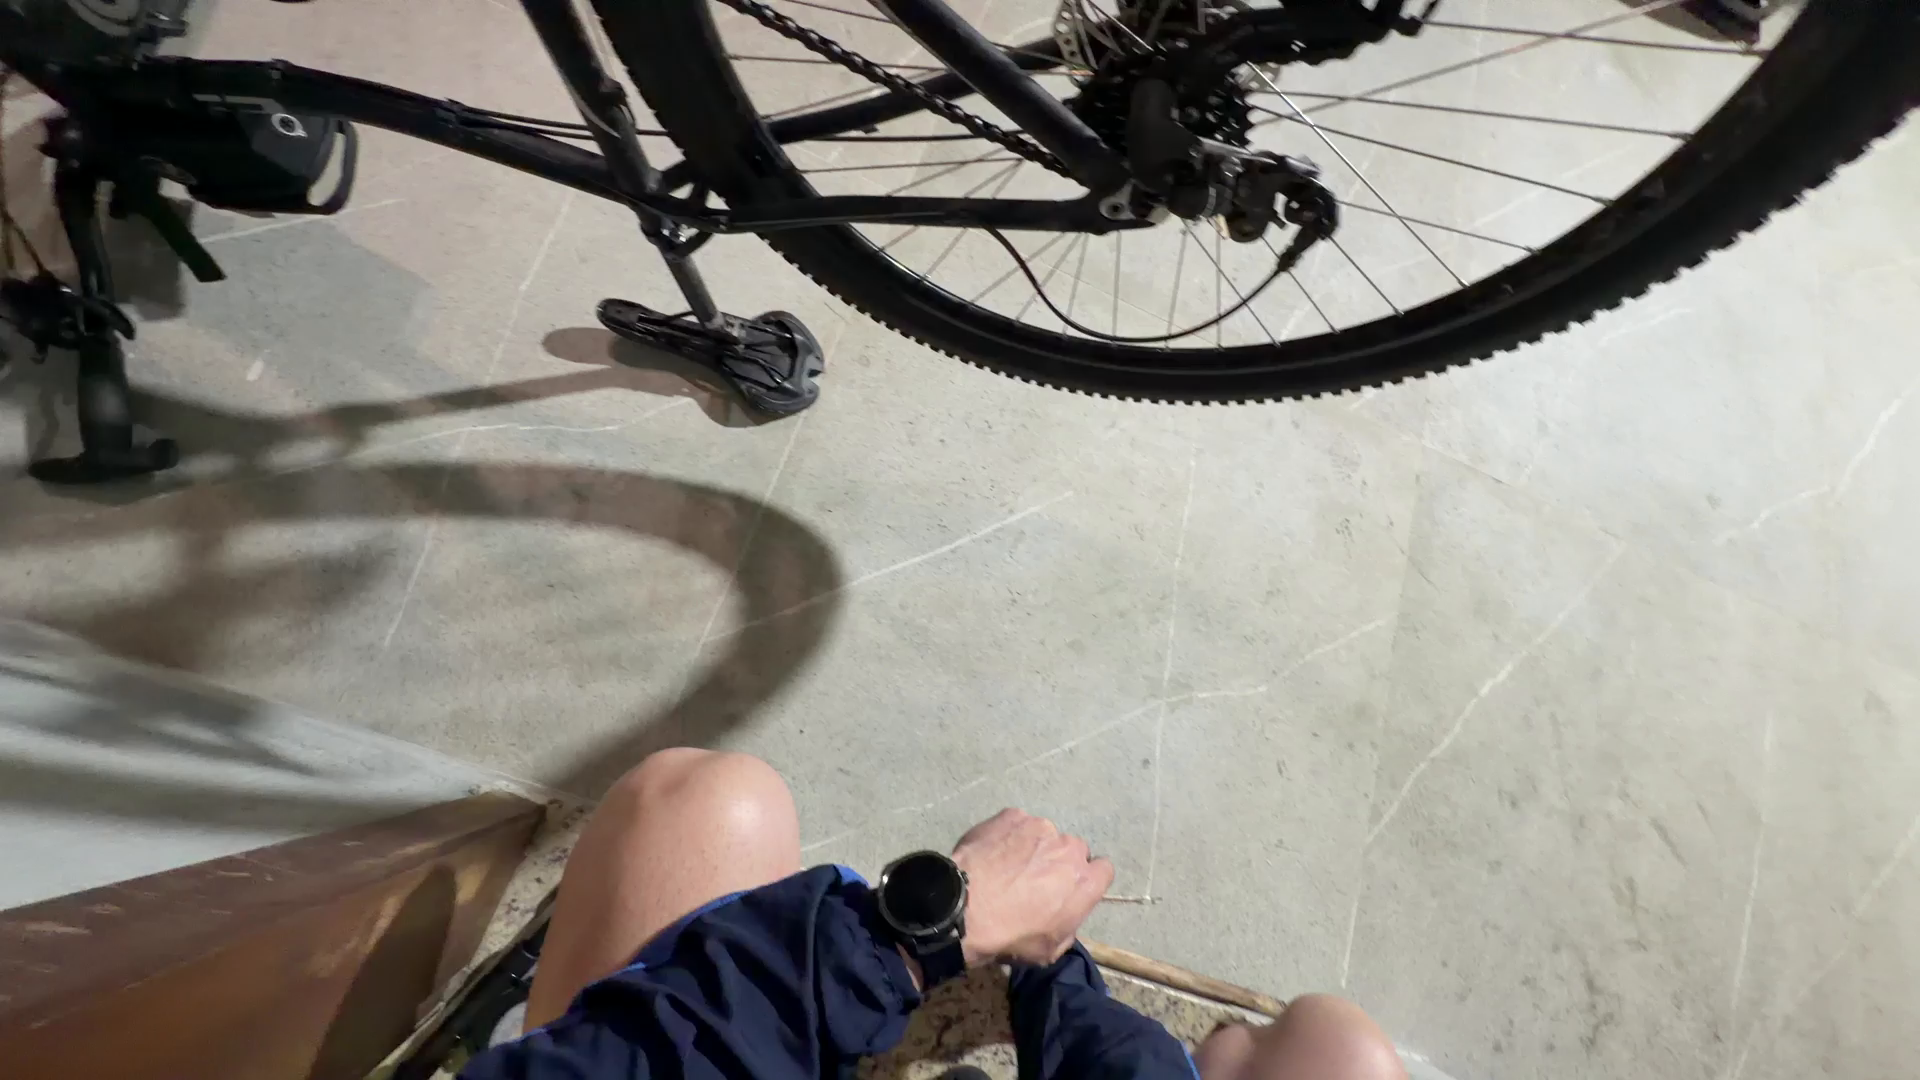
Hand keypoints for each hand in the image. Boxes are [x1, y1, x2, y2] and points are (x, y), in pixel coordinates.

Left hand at [951, 808, 1113, 967]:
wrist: (966, 907)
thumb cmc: (1011, 935)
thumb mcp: (1051, 949)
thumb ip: (1069, 923)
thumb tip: (1065, 911)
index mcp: (1084, 882)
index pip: (1103, 870)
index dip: (1086, 878)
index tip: (1069, 888)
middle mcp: (1069, 847)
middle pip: (1072, 850)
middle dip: (1058, 861)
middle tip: (1034, 878)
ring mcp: (1040, 827)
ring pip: (1043, 835)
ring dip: (1032, 847)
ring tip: (1007, 865)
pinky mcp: (1013, 815)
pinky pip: (1017, 824)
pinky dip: (1009, 835)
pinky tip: (992, 852)